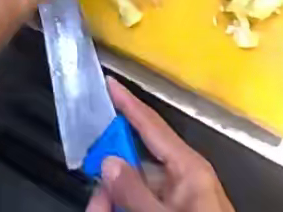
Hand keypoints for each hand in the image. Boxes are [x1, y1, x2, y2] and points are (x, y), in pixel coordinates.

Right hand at [88, 78, 234, 211]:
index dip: (128, 103)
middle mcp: (183, 181)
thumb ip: (135, 192)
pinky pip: (142, 209)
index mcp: (188, 169)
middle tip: (94, 204)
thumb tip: (108, 160)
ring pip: (135, 193)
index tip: (107, 82)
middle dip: (110, 181)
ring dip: (113, 204)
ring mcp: (178, 205)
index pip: (152, 125)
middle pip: (136, 166)